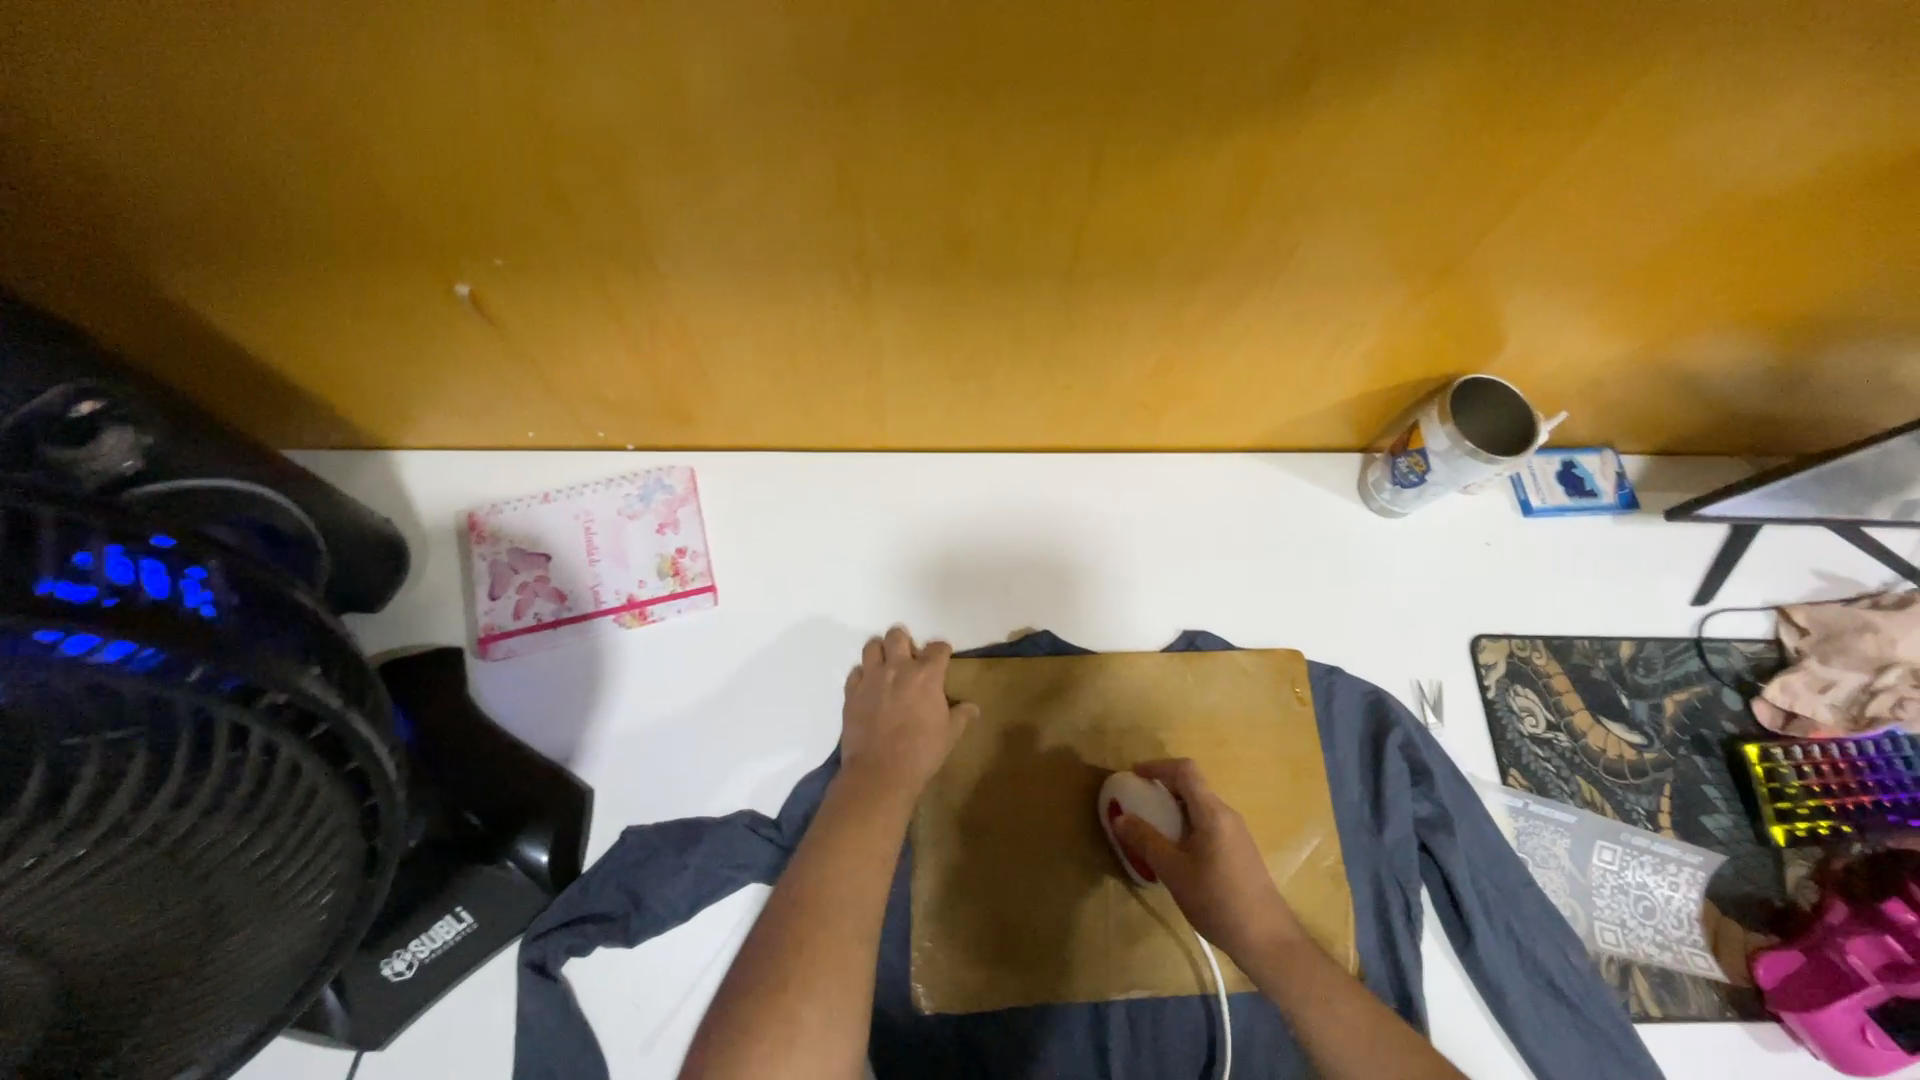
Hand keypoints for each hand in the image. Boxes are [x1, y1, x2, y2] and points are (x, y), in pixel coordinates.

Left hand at [838, 626, 977, 807]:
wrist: (880, 772)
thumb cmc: (922, 752)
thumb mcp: (949, 735)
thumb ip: (961, 716)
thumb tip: (974, 708)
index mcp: (926, 675)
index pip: (937, 647)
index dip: (942, 651)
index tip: (943, 658)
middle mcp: (897, 668)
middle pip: (897, 635)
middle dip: (904, 641)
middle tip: (908, 657)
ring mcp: (871, 678)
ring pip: (872, 646)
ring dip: (880, 651)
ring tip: (886, 666)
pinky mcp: (851, 692)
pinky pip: (855, 672)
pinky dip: (862, 675)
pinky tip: (869, 688)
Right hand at [1112, 758, 1306, 963]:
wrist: (1266, 938)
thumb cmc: (1217, 900)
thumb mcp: (1173, 871)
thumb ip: (1146, 840)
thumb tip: (1120, 817)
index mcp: (1212, 813)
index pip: (1185, 771)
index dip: (1157, 767)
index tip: (1134, 776)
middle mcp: (1227, 815)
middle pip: (1192, 787)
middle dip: (1162, 789)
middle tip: (1137, 805)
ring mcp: (1236, 833)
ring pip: (1200, 807)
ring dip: (1173, 810)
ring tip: (1151, 830)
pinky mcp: (1239, 850)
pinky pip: (1207, 824)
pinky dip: (1185, 826)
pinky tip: (1175, 853)